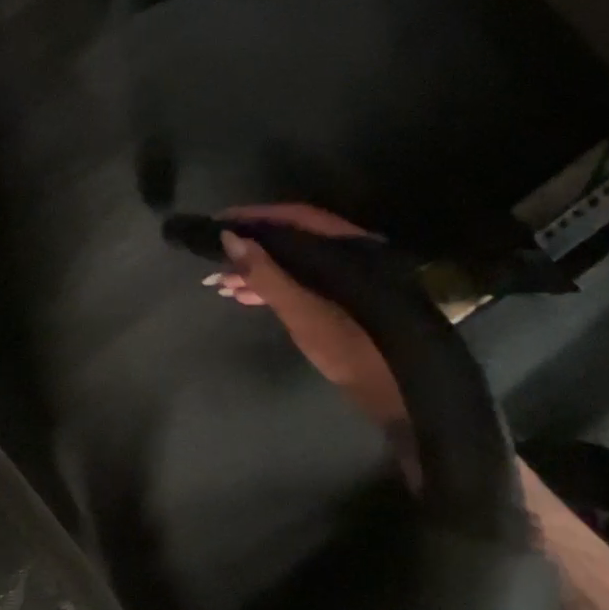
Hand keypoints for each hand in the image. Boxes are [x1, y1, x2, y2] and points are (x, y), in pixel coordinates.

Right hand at [206, 203, 405, 427]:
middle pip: (292, 239)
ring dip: (256, 270)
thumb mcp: (300, 309)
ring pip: (293, 263)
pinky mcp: (340, 302)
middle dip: (250, 247)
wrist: (396, 392)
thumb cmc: (351, 346)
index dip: (255, 216)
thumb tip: (229, 237)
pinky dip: (271, 286)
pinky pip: (299, 283)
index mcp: (347, 249)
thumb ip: (264, 272)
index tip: (218, 221)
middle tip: (213, 254)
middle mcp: (349, 256)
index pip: (295, 218)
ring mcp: (344, 280)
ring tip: (220, 282)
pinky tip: (242, 295)